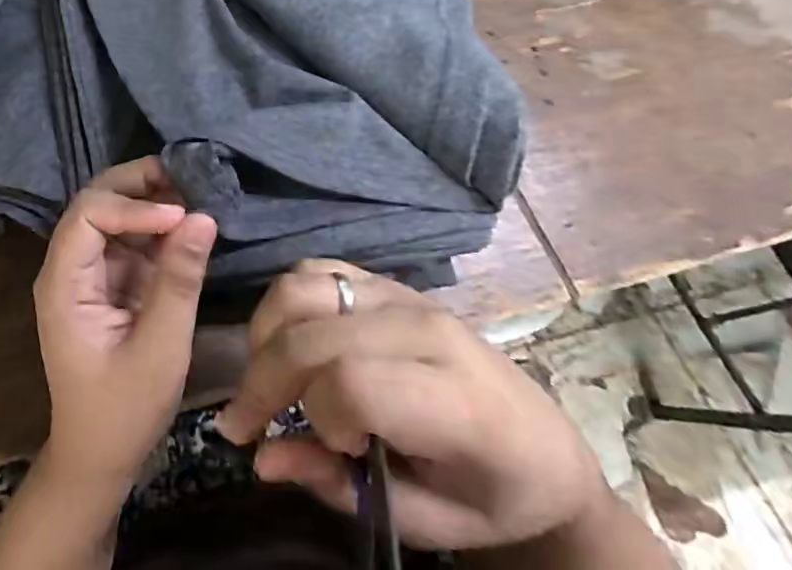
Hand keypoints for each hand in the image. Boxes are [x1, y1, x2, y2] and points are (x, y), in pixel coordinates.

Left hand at [33, 157, 218, 487]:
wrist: (100, 453)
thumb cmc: (123, 409)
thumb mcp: (160, 348)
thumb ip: (179, 280)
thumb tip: (203, 217)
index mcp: (63, 283)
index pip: (88, 216)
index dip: (132, 207)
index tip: (179, 215)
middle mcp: (70, 267)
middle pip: (96, 202)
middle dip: (138, 184)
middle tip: (188, 177)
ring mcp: (90, 271)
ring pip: (114, 212)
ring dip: (152, 198)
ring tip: (196, 191)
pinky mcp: (112, 279)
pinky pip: (133, 237)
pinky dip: (161, 224)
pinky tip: (190, 221)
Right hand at [215, 260, 610, 550]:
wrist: (545, 445)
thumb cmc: (492, 496)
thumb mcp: (429, 521)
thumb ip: (343, 487)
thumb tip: (263, 458)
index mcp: (456, 401)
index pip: (353, 381)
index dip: (320, 418)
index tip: (333, 448)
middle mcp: (427, 330)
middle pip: (313, 331)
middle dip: (264, 379)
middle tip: (246, 424)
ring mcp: (406, 295)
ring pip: (304, 285)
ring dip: (267, 332)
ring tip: (268, 379)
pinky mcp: (392, 283)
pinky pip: (319, 269)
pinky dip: (288, 301)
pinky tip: (289, 341)